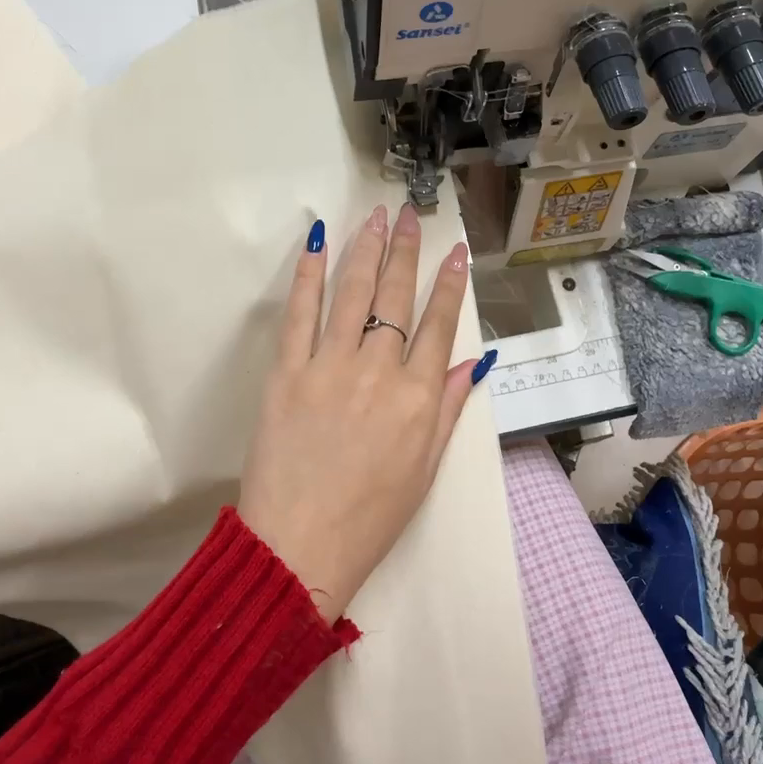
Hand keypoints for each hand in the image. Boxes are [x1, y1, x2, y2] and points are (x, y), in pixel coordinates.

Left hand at [238, 203, 495, 623]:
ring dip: (366, 250)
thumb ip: (449, 409)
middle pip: (396, 298)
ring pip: (353, 294)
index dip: (449, 284)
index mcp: (419, 398)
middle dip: (406, 251)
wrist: (298, 548)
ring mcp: (330, 368)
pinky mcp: (287, 373)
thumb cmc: (370, 518)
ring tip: (375, 217)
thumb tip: (475, 361)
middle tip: (409, 216)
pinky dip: (309, 274)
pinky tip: (317, 243)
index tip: (454, 250)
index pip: (439, 325)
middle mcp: (379, 372)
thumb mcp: (426, 469)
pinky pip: (300, 313)